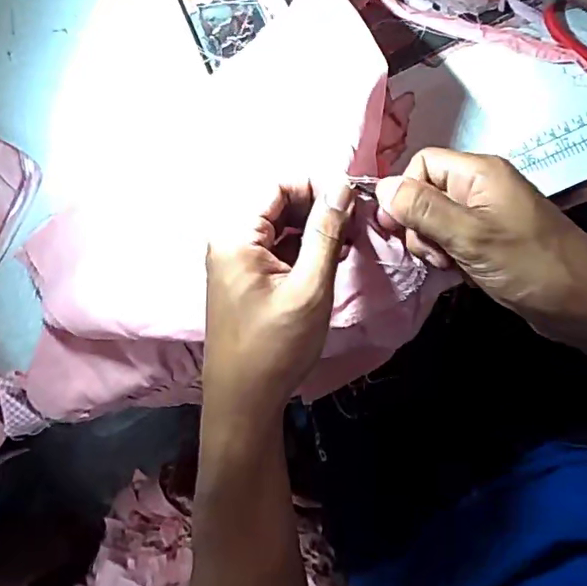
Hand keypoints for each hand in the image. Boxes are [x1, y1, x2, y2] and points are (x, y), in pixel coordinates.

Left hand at [203, 180, 352, 418]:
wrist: (244, 402)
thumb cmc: (276, 346)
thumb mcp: (310, 287)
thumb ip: (326, 232)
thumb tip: (342, 186)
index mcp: (235, 235)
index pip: (278, 184)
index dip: (318, 184)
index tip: (353, 200)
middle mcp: (229, 238)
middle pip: (279, 200)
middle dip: (320, 206)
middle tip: (356, 223)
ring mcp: (236, 257)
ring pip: (282, 222)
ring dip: (317, 226)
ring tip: (350, 242)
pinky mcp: (246, 274)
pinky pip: (278, 244)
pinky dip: (306, 245)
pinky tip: (333, 257)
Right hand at [375, 148, 586, 346]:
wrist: (584, 303)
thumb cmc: (529, 264)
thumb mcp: (470, 236)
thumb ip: (423, 209)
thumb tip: (381, 187)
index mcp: (479, 172)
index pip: (422, 165)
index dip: (406, 194)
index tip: (401, 230)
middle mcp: (482, 187)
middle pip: (426, 193)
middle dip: (420, 226)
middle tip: (436, 255)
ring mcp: (488, 215)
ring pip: (438, 221)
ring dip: (434, 246)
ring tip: (451, 267)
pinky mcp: (492, 241)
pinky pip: (455, 240)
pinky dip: (451, 257)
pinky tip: (462, 275)